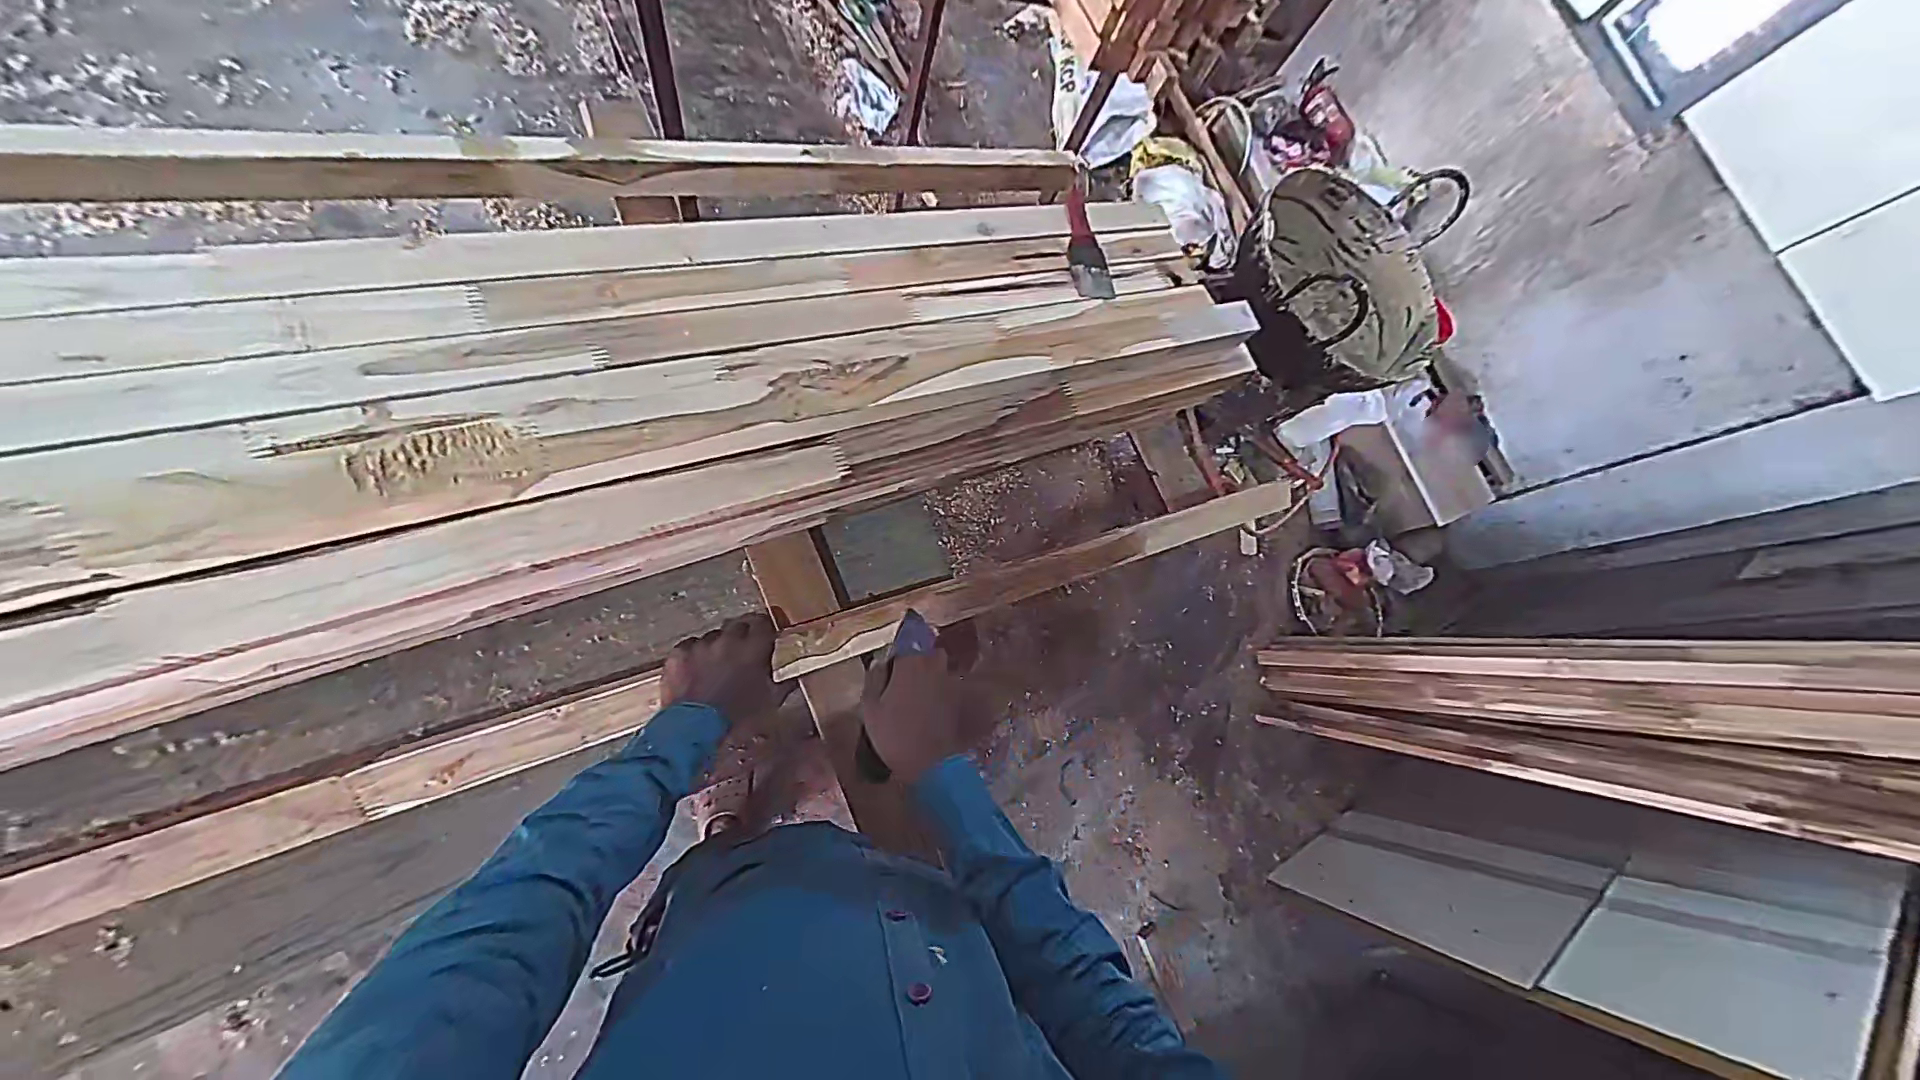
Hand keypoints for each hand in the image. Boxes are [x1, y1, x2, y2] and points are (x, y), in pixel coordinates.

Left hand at [662, 614, 795, 724]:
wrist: (693, 730)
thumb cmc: (737, 718)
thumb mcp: (770, 701)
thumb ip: (784, 682)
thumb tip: (795, 675)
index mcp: (754, 648)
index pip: (763, 623)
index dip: (766, 629)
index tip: (767, 636)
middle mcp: (728, 640)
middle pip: (739, 625)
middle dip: (743, 635)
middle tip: (744, 652)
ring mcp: (701, 645)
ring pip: (714, 636)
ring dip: (719, 646)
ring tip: (718, 665)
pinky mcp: (679, 654)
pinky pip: (691, 645)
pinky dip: (696, 654)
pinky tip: (697, 670)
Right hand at [860, 642, 991, 784]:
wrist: (929, 764)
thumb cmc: (893, 734)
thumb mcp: (870, 708)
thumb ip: (874, 680)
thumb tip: (878, 662)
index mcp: (911, 663)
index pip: (908, 640)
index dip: (901, 645)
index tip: (893, 654)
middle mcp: (934, 666)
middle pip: (927, 652)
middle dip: (917, 659)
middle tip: (902, 676)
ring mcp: (949, 682)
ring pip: (939, 668)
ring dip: (929, 674)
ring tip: (915, 692)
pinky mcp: (958, 699)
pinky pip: (946, 686)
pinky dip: (939, 690)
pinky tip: (927, 706)